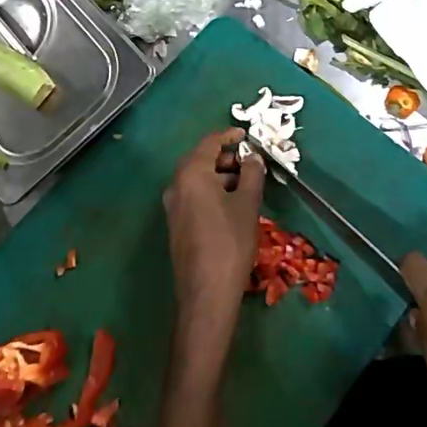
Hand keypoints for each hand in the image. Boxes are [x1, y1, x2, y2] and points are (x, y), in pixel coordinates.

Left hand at [162, 128, 261, 320]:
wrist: (206, 292)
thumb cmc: (229, 242)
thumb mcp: (247, 204)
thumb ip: (252, 175)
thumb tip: (253, 158)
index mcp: (191, 173)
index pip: (209, 142)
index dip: (228, 135)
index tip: (246, 134)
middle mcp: (176, 184)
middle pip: (200, 159)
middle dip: (225, 157)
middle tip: (250, 162)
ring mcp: (173, 204)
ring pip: (197, 178)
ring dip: (220, 175)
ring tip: (247, 183)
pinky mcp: (176, 222)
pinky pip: (193, 194)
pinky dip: (211, 190)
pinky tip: (232, 203)